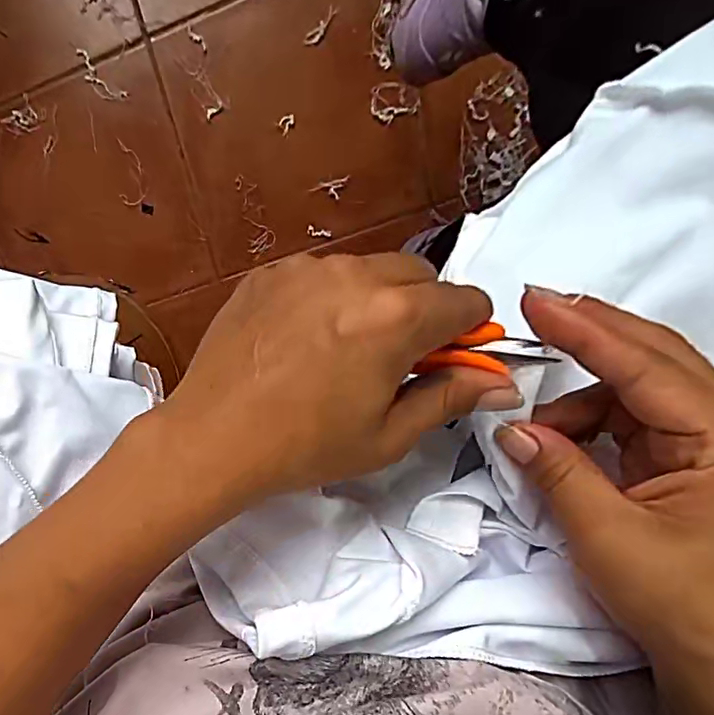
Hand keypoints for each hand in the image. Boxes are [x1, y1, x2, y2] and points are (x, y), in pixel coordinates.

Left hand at [159, 252, 518, 501]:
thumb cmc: (303, 446)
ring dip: (381, 301)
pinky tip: (311, 340)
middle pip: (424, 277)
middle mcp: (355, 277)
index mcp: (396, 317)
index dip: (471, 332)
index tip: (456, 357)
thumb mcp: (389, 434)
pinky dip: (333, 297)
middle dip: (427, 312)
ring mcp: (308, 268)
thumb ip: (451, 396)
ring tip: (351, 350)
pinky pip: (325, 272)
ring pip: (373, 269)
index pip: (467, 301)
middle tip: (403, 359)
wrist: (213, 439)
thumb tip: (500, 384)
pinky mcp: (273, 272)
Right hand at [495, 287, 713, 672]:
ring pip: (645, 390)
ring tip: (537, 429)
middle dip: (595, 336)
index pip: (648, 367)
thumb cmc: (678, 607)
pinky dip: (598, 424)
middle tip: (539, 309)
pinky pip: (641, 422)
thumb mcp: (607, 537)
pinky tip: (564, 439)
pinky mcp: (697, 465)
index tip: (537, 301)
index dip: (587, 331)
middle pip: (657, 360)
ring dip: (587, 398)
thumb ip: (559, 472)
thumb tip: (512, 428)